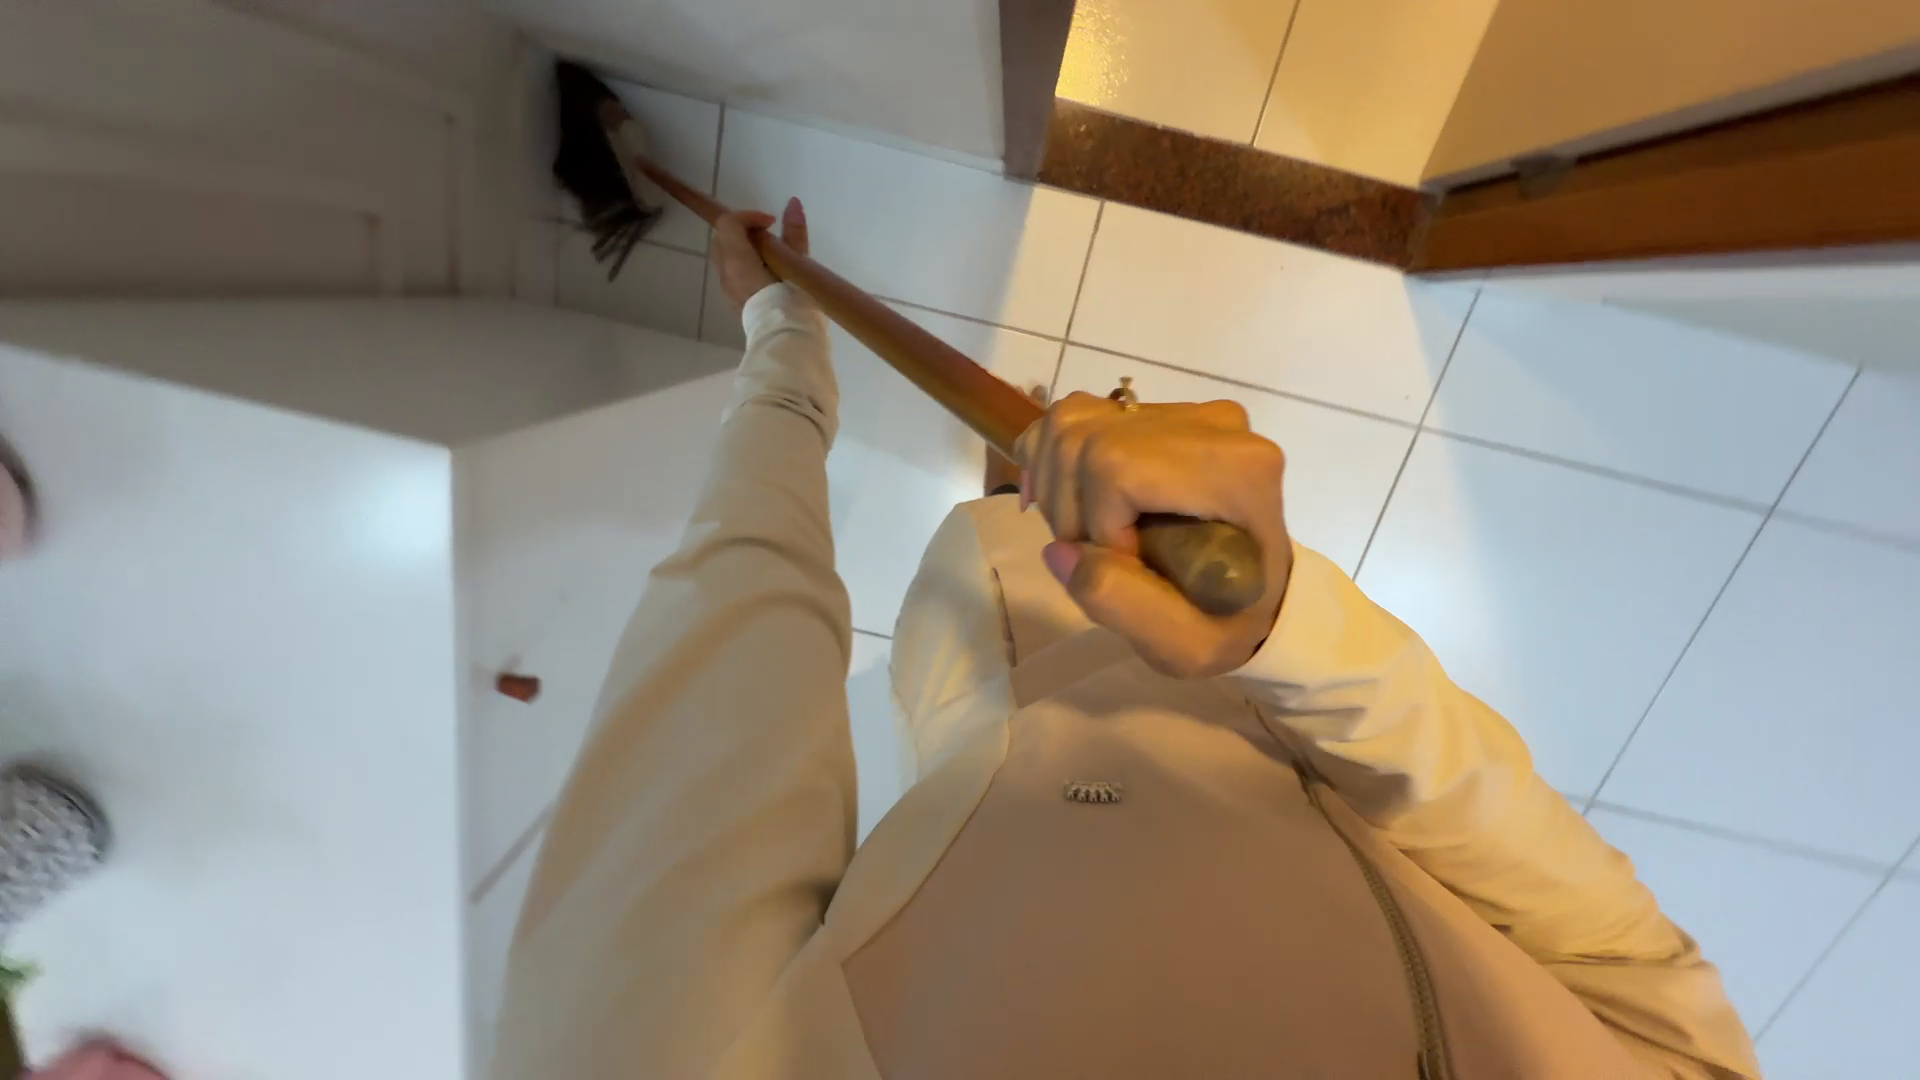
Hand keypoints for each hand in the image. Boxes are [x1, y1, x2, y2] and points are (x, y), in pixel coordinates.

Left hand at [711, 196, 807, 310]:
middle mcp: (727, 274)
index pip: (729, 223)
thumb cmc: (795, 306)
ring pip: (726, 259)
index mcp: (738, 261)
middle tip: (770, 240)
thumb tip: (793, 203)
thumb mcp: (799, 268)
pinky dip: (745, 268)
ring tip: (772, 261)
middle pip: (722, 239)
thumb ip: (795, 235)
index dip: (749, 216)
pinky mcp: (734, 306)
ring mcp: (728, 292)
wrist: (790, 346)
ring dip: (744, 251)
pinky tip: (768, 280)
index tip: (772, 224)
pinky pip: (733, 277)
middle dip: (743, 232)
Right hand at [1013, 391, 1294, 677]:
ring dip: (1052, 485)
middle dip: (1066, 507)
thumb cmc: (1230, 623)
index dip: (1096, 523)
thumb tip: (1059, 550)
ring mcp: (1183, 413)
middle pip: (1085, 439)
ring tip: (1080, 532)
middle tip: (1093, 555)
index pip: (1117, 466)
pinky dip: (1048, 459)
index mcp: (1237, 473)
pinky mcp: (1156, 415)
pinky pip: (1076, 417)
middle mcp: (1214, 425)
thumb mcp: (1186, 647)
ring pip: (1071, 421)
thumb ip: (1123, 605)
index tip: (1125, 566)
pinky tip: (1062, 502)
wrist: (1257, 594)